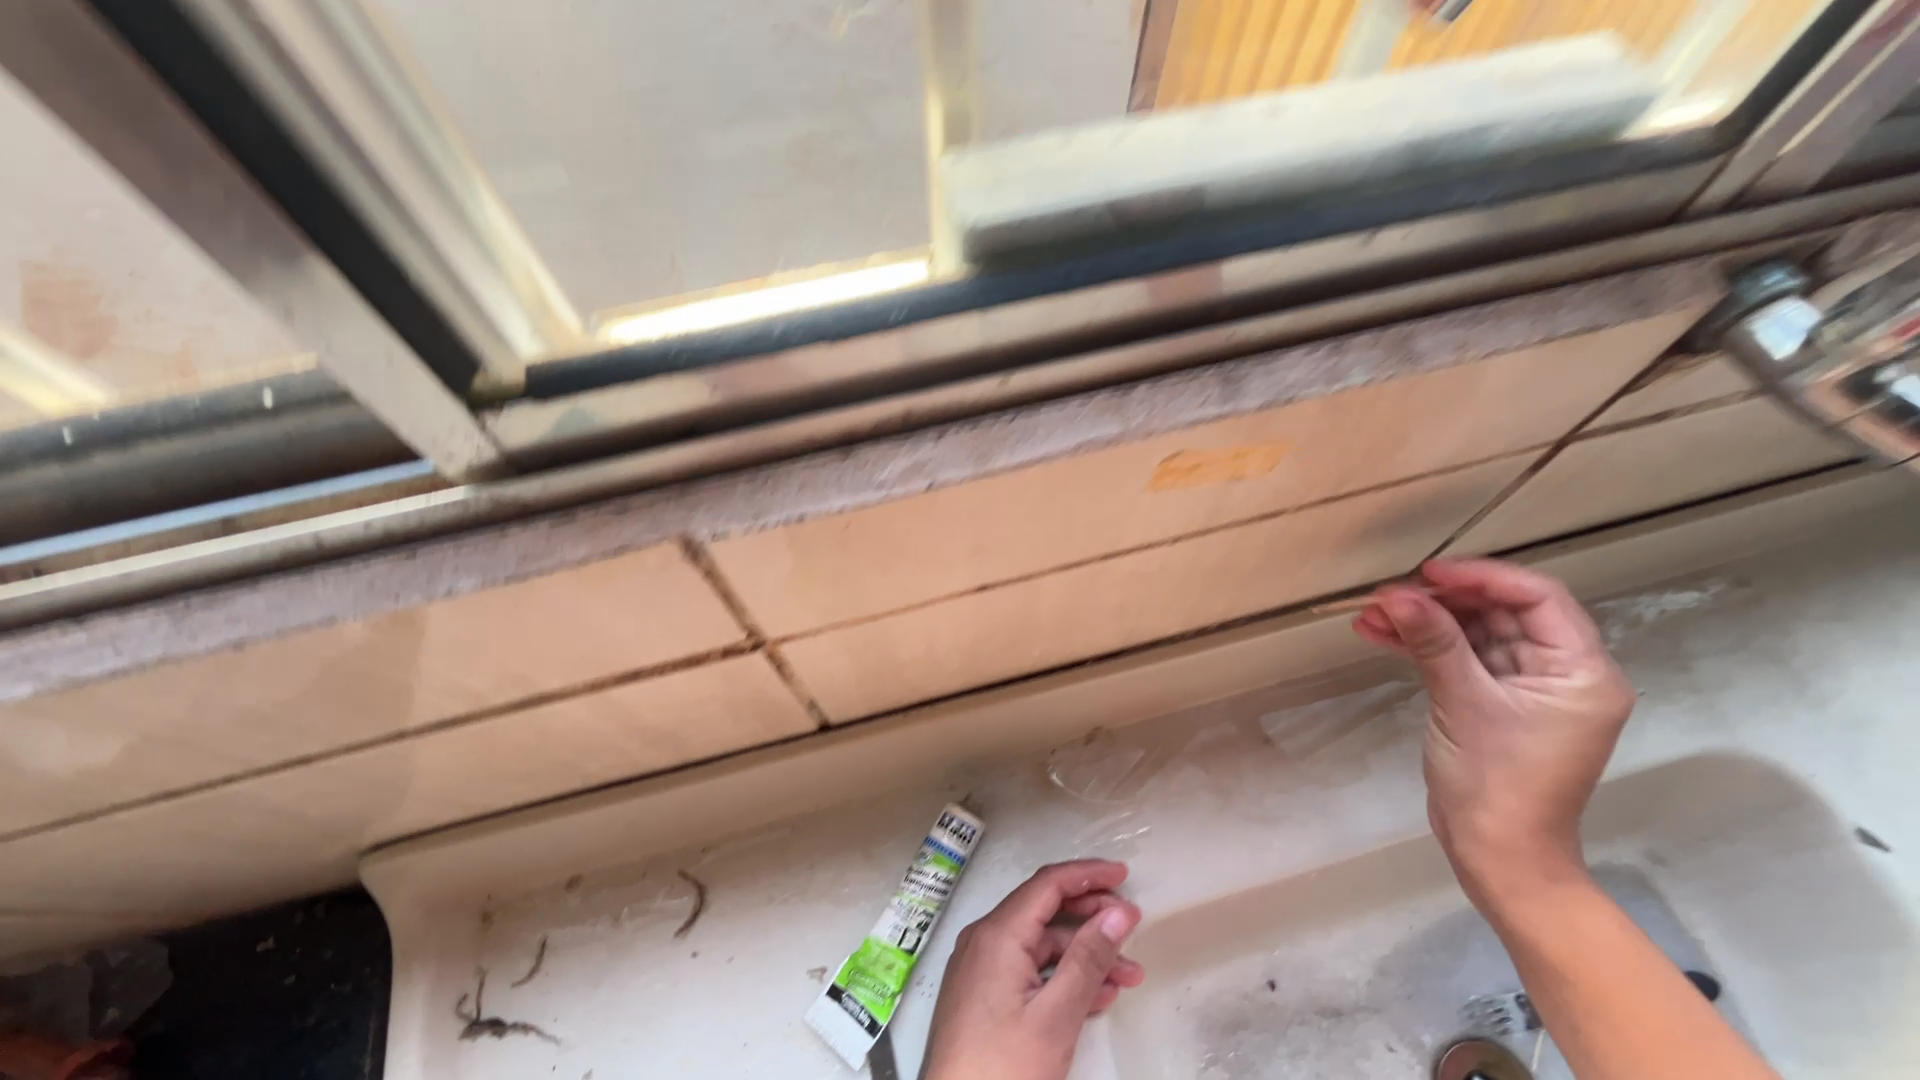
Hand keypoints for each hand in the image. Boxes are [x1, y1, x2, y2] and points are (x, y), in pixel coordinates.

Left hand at [922, 860, 1144, 1079]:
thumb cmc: (1004, 1066)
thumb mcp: (1056, 1015)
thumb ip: (1089, 959)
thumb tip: (1118, 912)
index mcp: (998, 934)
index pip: (1047, 884)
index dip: (1088, 874)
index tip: (1124, 875)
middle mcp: (985, 940)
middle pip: (1045, 912)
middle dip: (1092, 918)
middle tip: (1132, 927)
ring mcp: (982, 968)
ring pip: (1041, 947)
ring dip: (1084, 957)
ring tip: (1129, 976)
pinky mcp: (984, 995)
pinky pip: (1029, 971)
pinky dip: (1063, 978)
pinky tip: (1097, 995)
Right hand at [1353, 559, 1634, 906]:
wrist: (1497, 856)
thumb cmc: (1497, 781)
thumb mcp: (1464, 703)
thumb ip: (1434, 642)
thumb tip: (1396, 594)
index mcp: (1582, 670)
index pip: (1537, 598)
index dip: (1482, 577)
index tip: (1428, 573)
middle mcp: (1562, 673)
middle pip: (1502, 613)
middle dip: (1441, 601)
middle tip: (1387, 594)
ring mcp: (1527, 689)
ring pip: (1475, 635)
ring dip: (1424, 623)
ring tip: (1370, 614)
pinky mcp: (1495, 704)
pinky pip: (1461, 661)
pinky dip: (1423, 648)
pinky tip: (1379, 636)